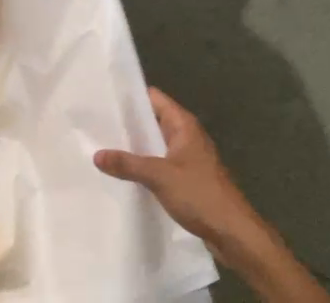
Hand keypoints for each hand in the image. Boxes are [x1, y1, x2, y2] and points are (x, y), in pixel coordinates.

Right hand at [93, 87, 267, 259]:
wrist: (234, 233)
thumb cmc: (200, 194)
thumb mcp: (159, 176)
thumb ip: (128, 164)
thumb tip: (97, 154)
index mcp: (183, 124)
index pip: (153, 97)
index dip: (130, 96)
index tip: (102, 98)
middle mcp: (186, 135)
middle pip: (152, 120)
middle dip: (127, 123)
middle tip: (95, 124)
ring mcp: (188, 158)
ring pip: (155, 144)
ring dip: (135, 147)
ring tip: (103, 147)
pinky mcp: (187, 179)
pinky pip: (160, 164)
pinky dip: (144, 165)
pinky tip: (124, 173)